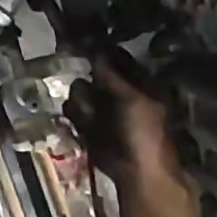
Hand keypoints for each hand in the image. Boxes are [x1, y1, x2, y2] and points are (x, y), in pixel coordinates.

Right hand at [85, 57, 182, 189]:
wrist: (137, 170)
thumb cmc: (144, 132)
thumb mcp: (132, 99)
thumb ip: (112, 76)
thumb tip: (94, 52)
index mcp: (140, 83)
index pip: (117, 59)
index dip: (101, 52)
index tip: (83, 45)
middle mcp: (119, 92)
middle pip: (92, 74)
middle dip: (90, 84)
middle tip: (93, 93)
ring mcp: (102, 108)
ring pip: (79, 92)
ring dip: (83, 103)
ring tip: (93, 118)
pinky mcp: (88, 124)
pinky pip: (72, 110)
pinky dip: (77, 117)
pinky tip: (85, 126)